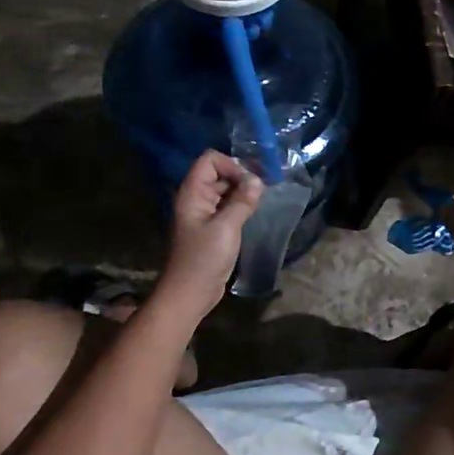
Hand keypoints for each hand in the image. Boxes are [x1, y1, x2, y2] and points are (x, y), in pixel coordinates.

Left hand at [157, 151, 262, 319]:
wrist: (189, 294)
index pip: (209, 160)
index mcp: (192, 193)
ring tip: (262, 201)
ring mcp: (202, 214)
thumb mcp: (226, 227)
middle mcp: (195, 198)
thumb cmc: (204, 259)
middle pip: (218, 173)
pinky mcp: (211, 228)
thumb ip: (242, 201)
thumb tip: (257, 180)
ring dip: (243, 192)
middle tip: (264, 190)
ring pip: (224, 191)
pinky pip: (226, 207)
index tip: (250, 182)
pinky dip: (240, 206)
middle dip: (241, 177)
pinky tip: (254, 213)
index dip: (231, 164)